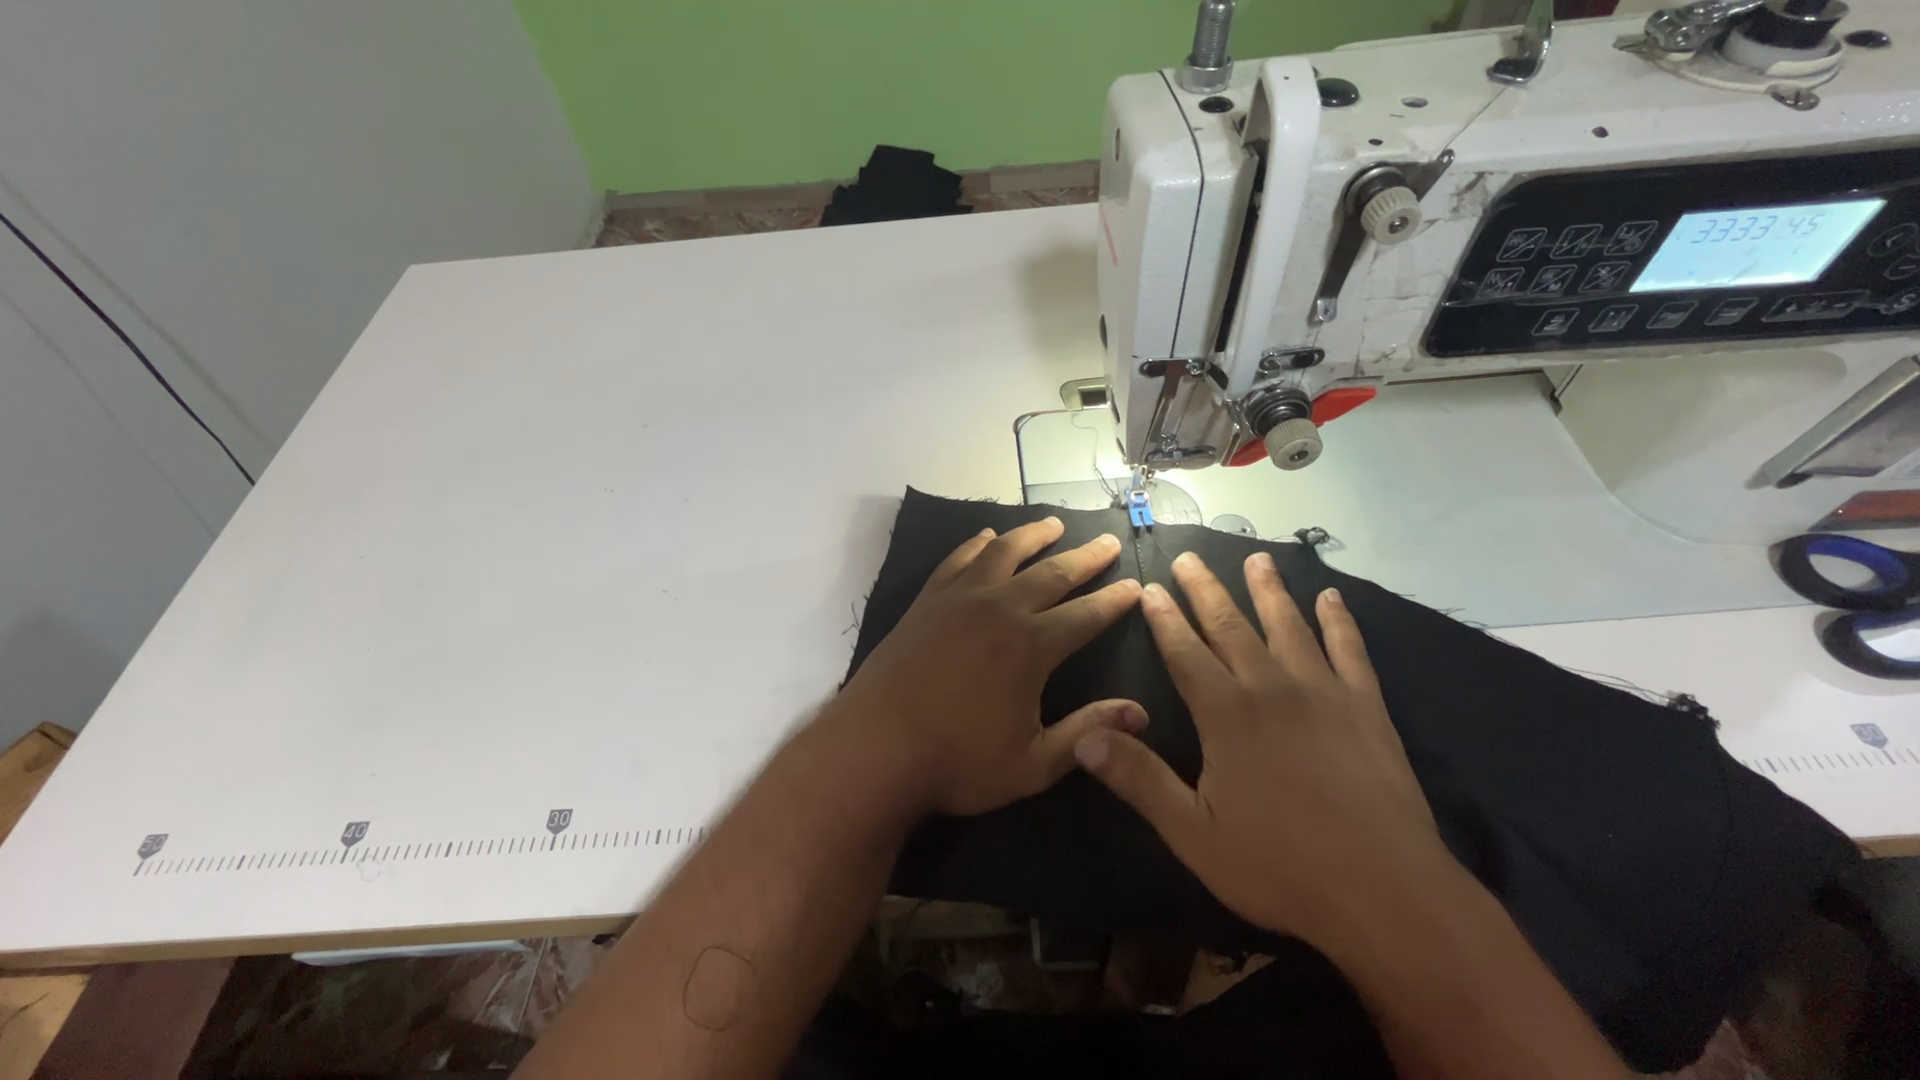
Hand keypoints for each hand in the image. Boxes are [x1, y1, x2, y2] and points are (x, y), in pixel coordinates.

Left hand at [837, 517, 1145, 817]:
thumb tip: (1140, 713)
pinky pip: (957, 561)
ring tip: (1053, 524)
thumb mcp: (1033, 765)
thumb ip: (1086, 735)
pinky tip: (986, 538)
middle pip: (1051, 574)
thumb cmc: (956, 763)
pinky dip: (976, 544)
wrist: (873, 750)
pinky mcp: (925, 603)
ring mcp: (957, 601)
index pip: (1086, 615)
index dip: (1115, 600)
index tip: (1137, 584)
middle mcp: (998, 610)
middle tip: (1107, 542)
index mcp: (1030, 647)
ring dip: (1032, 536)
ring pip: (1002, 553)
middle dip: (1085, 558)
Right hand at [1073, 550, 1454, 945]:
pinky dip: (1339, 621)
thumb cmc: (1278, 866)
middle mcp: (1272, 688)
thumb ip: (1138, 779)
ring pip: (1289, 626)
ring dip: (1269, 590)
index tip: (1150, 588)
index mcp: (1226, 715)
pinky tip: (1332, 598)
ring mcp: (1325, 693)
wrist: (1385, 891)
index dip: (1165, 619)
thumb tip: (1083, 736)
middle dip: (1207, 590)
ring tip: (1256, 558)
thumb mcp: (1192, 832)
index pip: (1185, 653)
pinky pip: (1350, 650)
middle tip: (1190, 557)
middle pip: (1232, 626)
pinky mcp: (1367, 708)